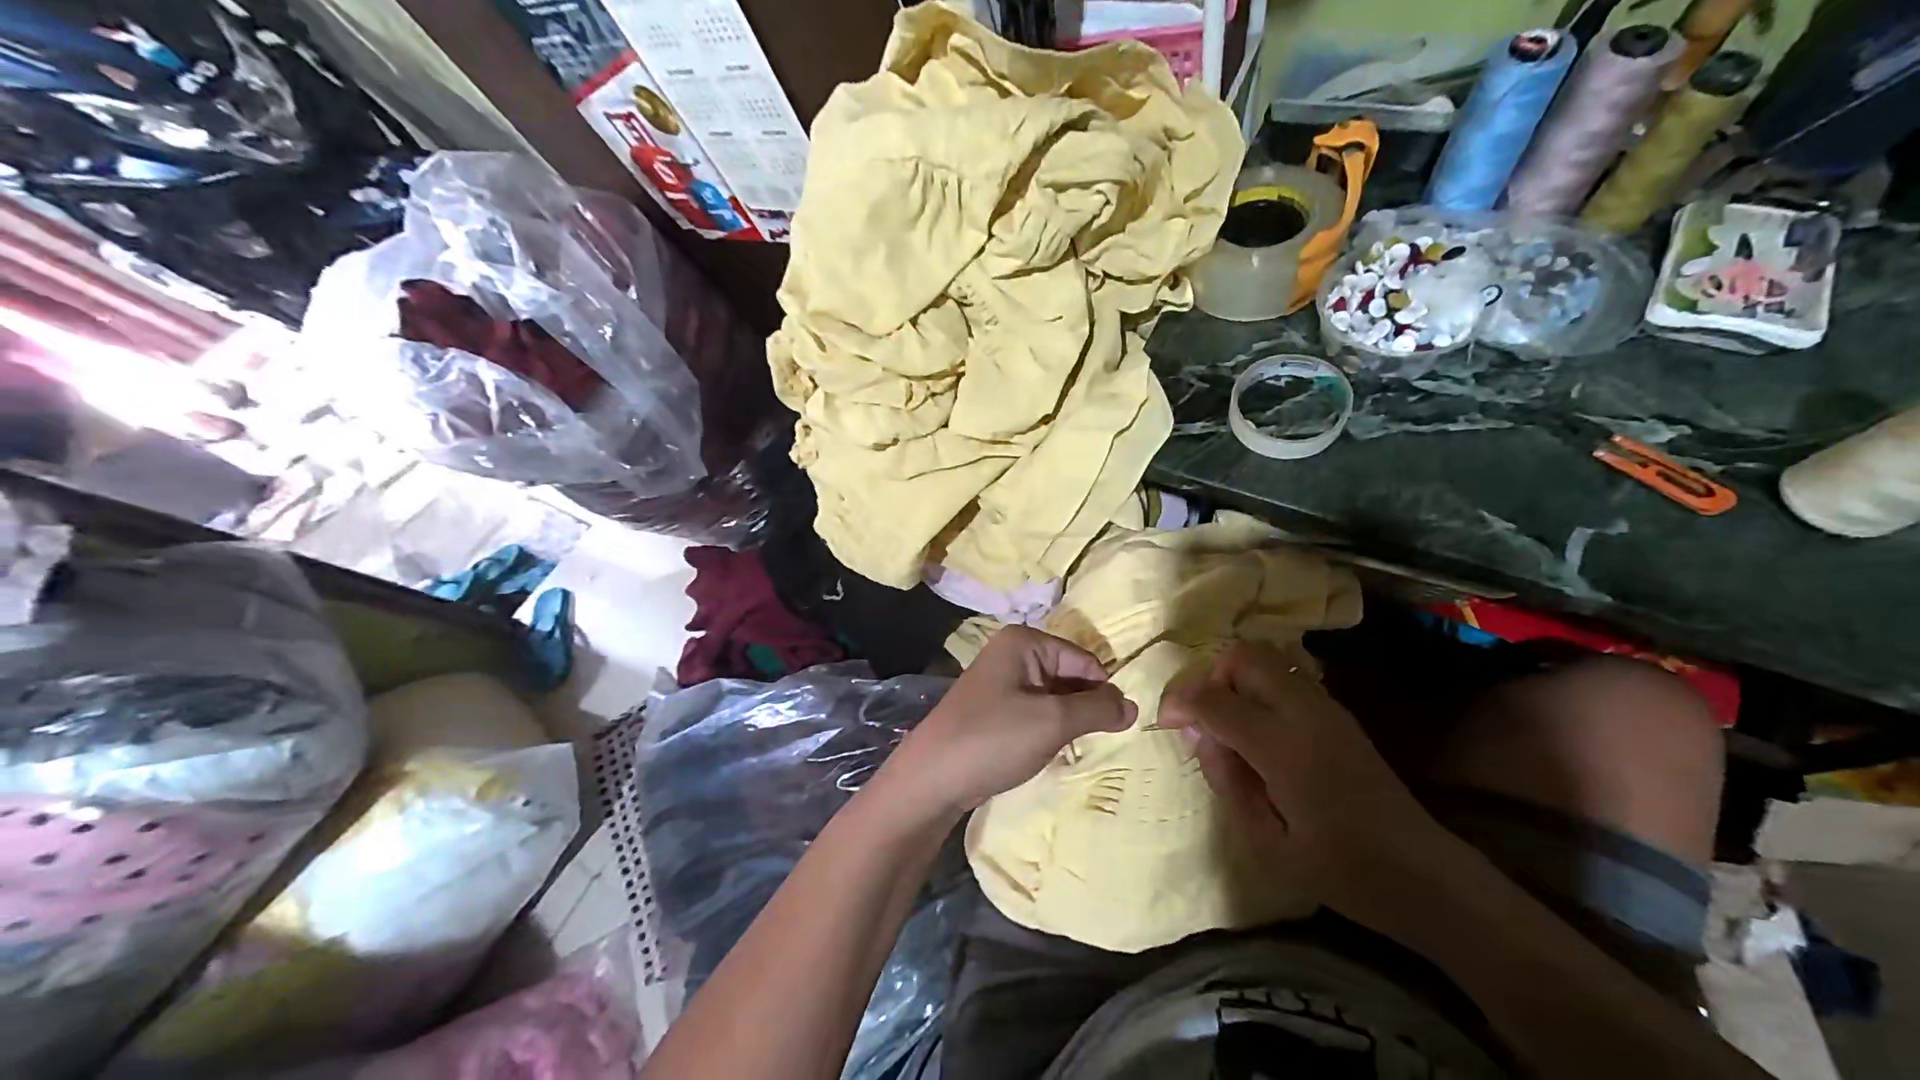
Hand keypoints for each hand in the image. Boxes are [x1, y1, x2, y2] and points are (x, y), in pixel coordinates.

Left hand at [880, 625, 1136, 818]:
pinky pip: (1037, 712)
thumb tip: (1134, 705)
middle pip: (1071, 675)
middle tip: (1100, 740)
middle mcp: (1013, 652)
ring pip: (1056, 696)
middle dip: (1087, 706)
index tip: (1119, 727)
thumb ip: (1098, 709)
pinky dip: (1050, 730)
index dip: (1104, 692)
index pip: (1086, 660)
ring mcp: (1002, 681)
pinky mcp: (996, 709)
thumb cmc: (993, 740)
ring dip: (1069, 721)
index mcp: (1025, 641)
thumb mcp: (1053, 721)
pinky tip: (1051, 752)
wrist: (931, 779)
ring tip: (1076, 747)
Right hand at [1159, 641, 1448, 918]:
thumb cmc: (1340, 871)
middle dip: (1212, 677)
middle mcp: (1307, 713)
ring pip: (1267, 658)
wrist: (1422, 874)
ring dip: (1236, 679)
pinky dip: (1259, 687)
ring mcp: (1328, 708)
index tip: (1166, 722)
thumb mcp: (1265, 843)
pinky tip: (1259, 731)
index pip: (1215, 699)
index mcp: (1285, 748)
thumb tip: (1199, 735)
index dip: (1180, 702)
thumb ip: (1226, 780)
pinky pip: (1287, 676)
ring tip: (1228, 724)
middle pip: (1245, 657)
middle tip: (1203, 719)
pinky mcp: (1339, 714)